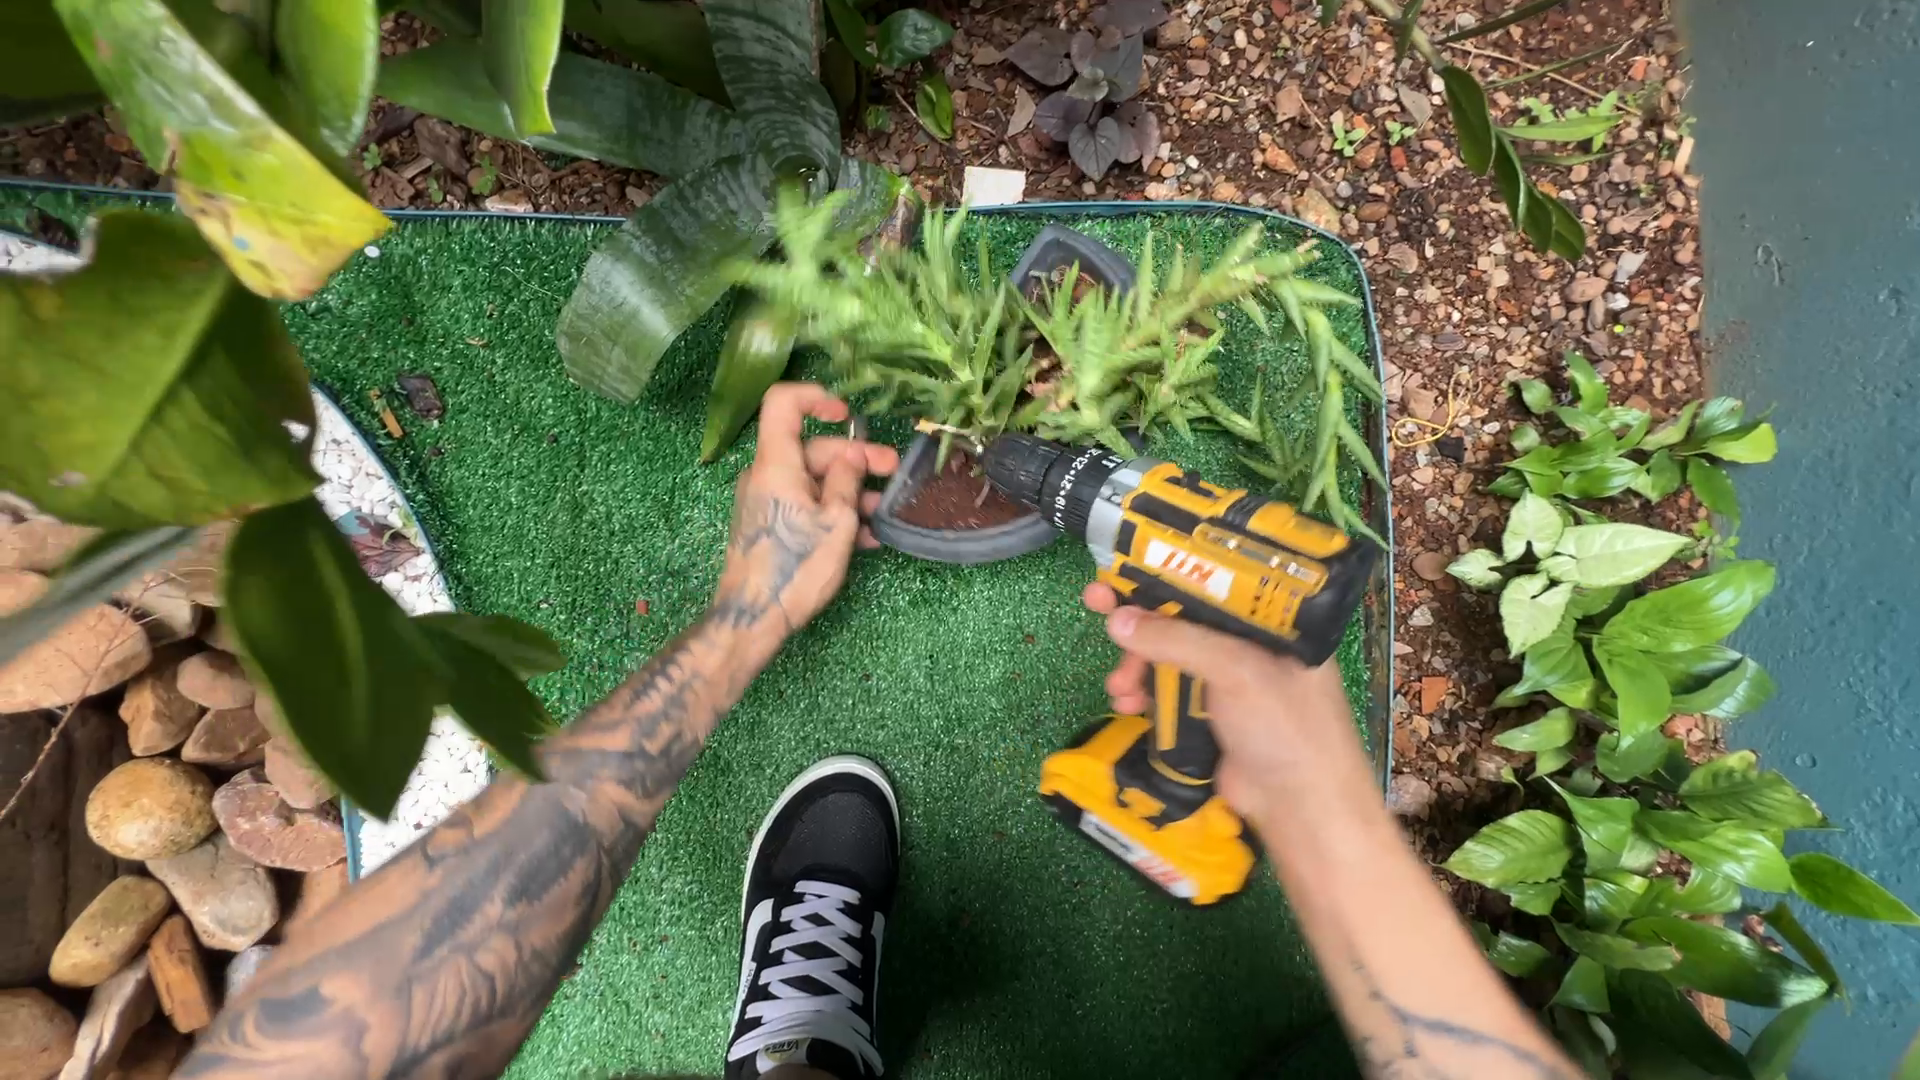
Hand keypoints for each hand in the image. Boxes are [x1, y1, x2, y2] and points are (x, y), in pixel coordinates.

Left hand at [713, 384, 897, 635]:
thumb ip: (848, 481)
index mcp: (776, 464)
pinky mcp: (771, 523)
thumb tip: (853, 457)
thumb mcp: (836, 522)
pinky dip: (834, 512)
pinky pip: (805, 504)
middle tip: (893, 473)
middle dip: (856, 459)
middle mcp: (767, 474)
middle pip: (813, 449)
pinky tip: (865, 535)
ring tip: (883, 513)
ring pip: (814, 480)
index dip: (817, 398)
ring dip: (851, 491)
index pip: (783, 403)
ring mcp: (767, 500)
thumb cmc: (797, 567)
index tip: (849, 415)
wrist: (754, 617)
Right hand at [1082, 582, 1359, 820]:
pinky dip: (1139, 692)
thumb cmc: (1286, 727)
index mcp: (1267, 620)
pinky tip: (1125, 703)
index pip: (1210, 580)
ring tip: (1120, 685)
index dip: (1164, 570)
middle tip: (1094, 600)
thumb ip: (1176, 640)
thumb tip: (1116, 619)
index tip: (1123, 563)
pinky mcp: (1202, 712)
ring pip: (1163, 654)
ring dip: (1133, 663)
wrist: (1299, 810)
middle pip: (1178, 615)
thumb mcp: (1235, 671)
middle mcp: (1244, 643)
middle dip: (1137, 616)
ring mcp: (1222, 679)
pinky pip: (1160, 689)